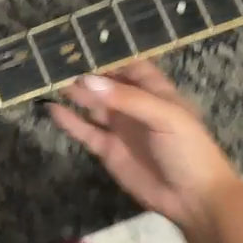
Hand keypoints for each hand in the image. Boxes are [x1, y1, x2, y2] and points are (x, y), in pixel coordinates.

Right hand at [47, 61, 240, 233]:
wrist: (194, 199)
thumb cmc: (189, 150)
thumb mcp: (165, 117)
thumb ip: (127, 98)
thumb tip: (88, 81)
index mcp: (155, 91)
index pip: (130, 65)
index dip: (110, 54)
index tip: (83, 43)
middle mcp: (135, 106)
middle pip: (107, 83)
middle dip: (86, 71)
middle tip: (56, 58)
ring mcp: (120, 128)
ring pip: (92, 105)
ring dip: (74, 92)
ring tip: (48, 78)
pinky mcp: (108, 150)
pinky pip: (85, 131)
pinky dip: (69, 121)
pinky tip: (52, 108)